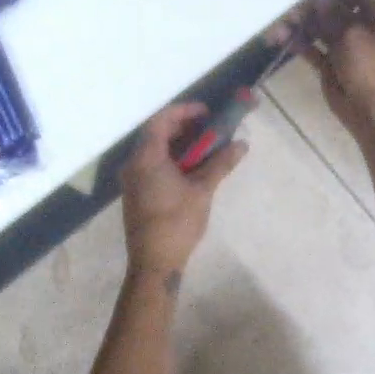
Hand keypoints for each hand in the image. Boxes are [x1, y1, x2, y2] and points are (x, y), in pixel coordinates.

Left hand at [120, 103, 247, 278]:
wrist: (154, 262)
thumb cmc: (177, 222)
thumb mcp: (203, 191)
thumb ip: (220, 163)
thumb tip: (241, 144)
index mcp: (146, 158)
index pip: (161, 121)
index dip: (184, 111)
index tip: (207, 112)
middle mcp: (134, 164)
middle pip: (156, 133)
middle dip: (183, 126)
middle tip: (209, 126)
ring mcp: (133, 179)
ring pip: (154, 150)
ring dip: (179, 143)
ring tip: (205, 144)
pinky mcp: (137, 192)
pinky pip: (152, 164)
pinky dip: (171, 158)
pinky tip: (191, 166)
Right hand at [278, 0, 374, 141]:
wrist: (370, 111)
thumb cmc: (368, 69)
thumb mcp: (353, 36)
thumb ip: (335, 15)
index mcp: (372, 19)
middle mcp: (356, 29)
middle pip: (331, 10)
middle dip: (309, 6)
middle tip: (287, 4)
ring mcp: (341, 47)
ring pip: (318, 29)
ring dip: (299, 25)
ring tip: (278, 24)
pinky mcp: (328, 64)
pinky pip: (311, 49)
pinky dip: (297, 43)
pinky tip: (280, 38)